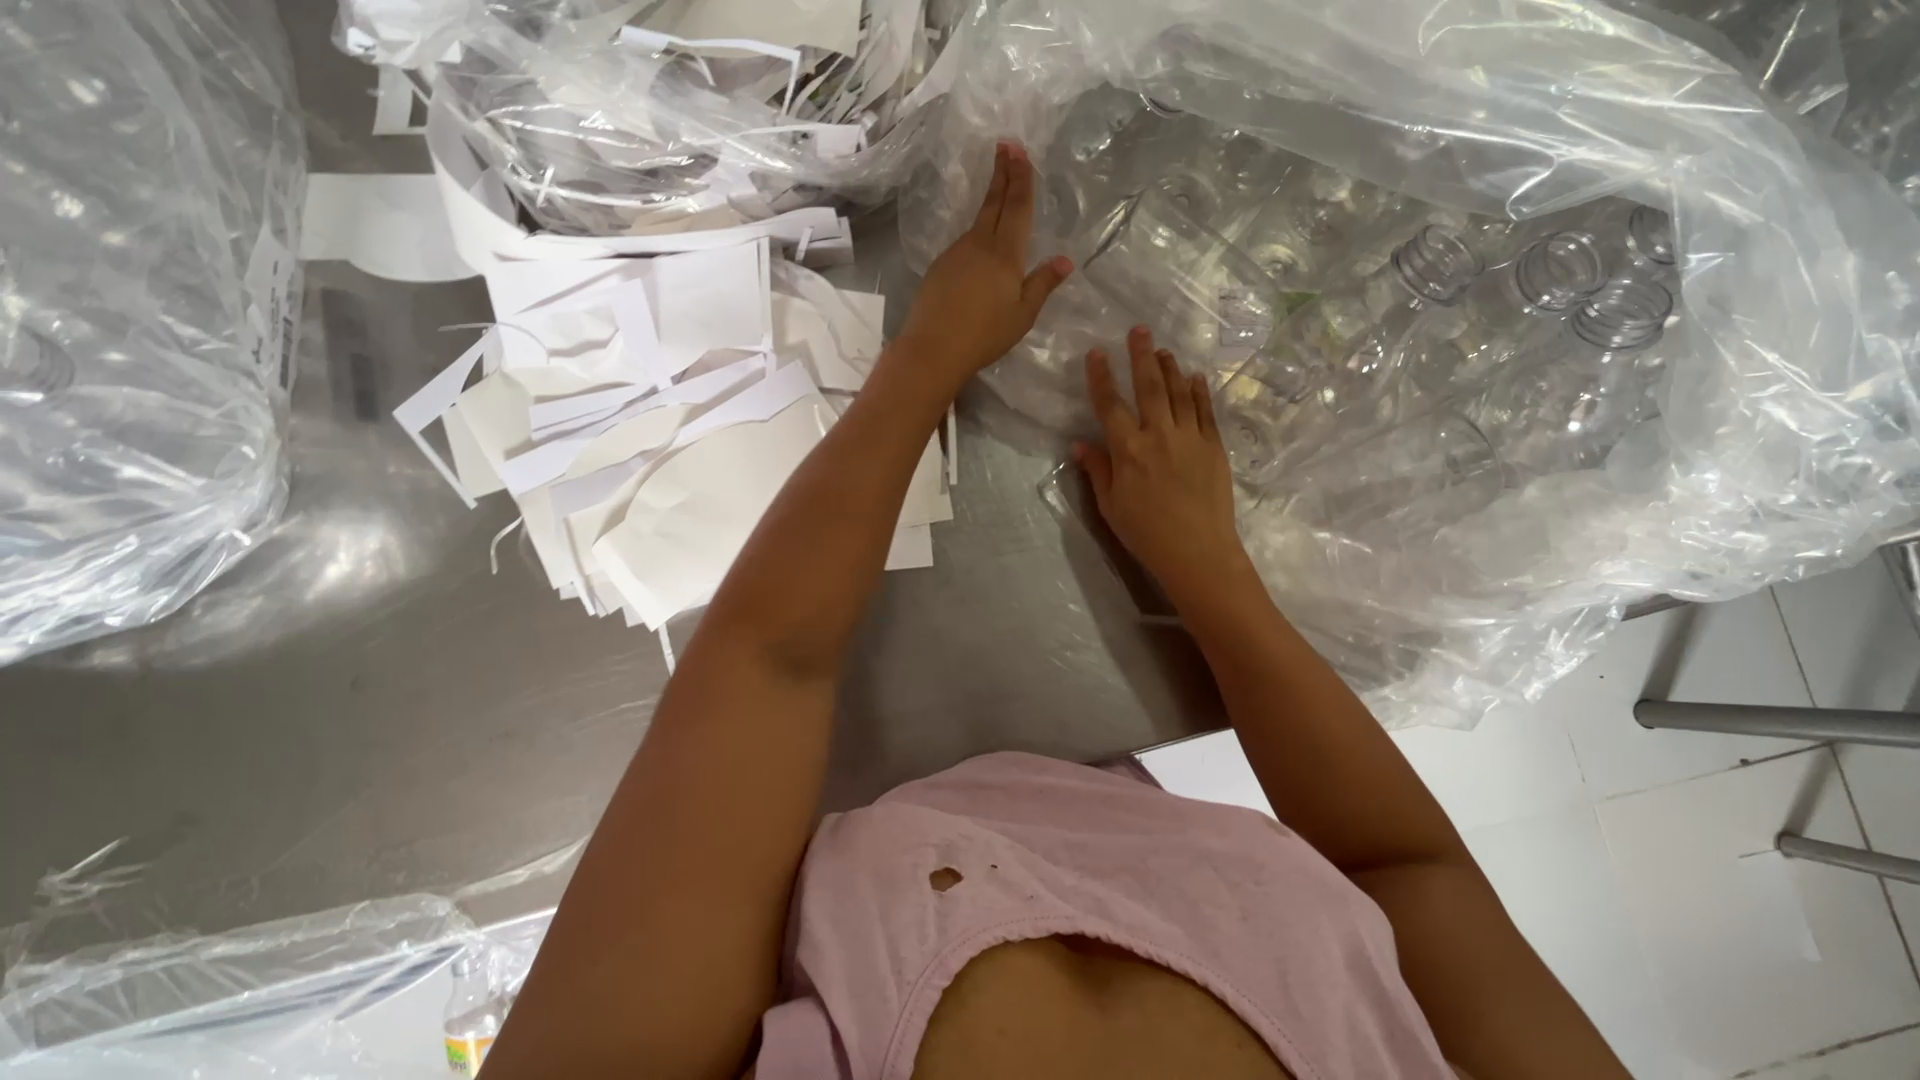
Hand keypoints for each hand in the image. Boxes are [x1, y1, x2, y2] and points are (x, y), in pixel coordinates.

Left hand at [892, 141, 1073, 387]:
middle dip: (1002, 173)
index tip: (1019, 151)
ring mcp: (955, 254)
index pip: (1017, 208)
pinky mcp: (939, 268)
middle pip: (994, 203)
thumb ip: (1042, 284)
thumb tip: (1065, 260)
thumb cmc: (985, 334)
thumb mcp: (1023, 314)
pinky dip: (977, 235)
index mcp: (1005, 254)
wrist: (933, 348)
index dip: (1020, 178)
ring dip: (991, 202)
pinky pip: (964, 244)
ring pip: (978, 223)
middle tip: (1006, 146)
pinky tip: (980, 245)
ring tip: (999, 190)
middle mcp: (979, 245)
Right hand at [1075, 327, 1251, 600]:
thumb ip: (1097, 470)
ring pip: (1179, 392)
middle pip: (1149, 386)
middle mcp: (1158, 435)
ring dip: (1170, 368)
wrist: (1197, 551)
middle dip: (1141, 356)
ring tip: (1163, 350)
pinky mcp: (1214, 447)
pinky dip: (1199, 391)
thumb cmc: (1146, 533)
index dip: (1100, 377)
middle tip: (1139, 330)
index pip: (1110, 405)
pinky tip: (1195, 377)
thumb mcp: (1110, 506)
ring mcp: (1190, 438)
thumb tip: (1080, 444)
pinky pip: (1205, 411)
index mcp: (1128, 450)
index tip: (1096, 353)